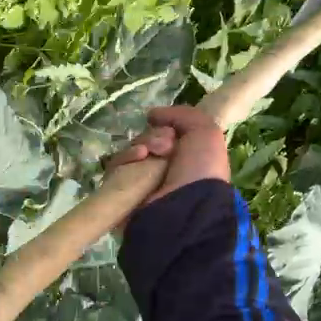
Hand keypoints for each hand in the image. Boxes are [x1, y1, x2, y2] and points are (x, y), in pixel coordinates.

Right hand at [104, 106, 230, 202]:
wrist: (184, 206)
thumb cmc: (200, 169)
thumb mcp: (205, 131)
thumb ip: (182, 115)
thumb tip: (152, 114)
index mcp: (181, 159)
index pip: (162, 134)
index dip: (165, 128)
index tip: (170, 133)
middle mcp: (160, 170)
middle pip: (144, 141)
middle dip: (152, 138)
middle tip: (163, 148)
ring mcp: (139, 183)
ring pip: (128, 152)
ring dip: (139, 146)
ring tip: (149, 155)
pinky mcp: (120, 193)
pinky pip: (115, 168)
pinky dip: (124, 159)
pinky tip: (138, 160)